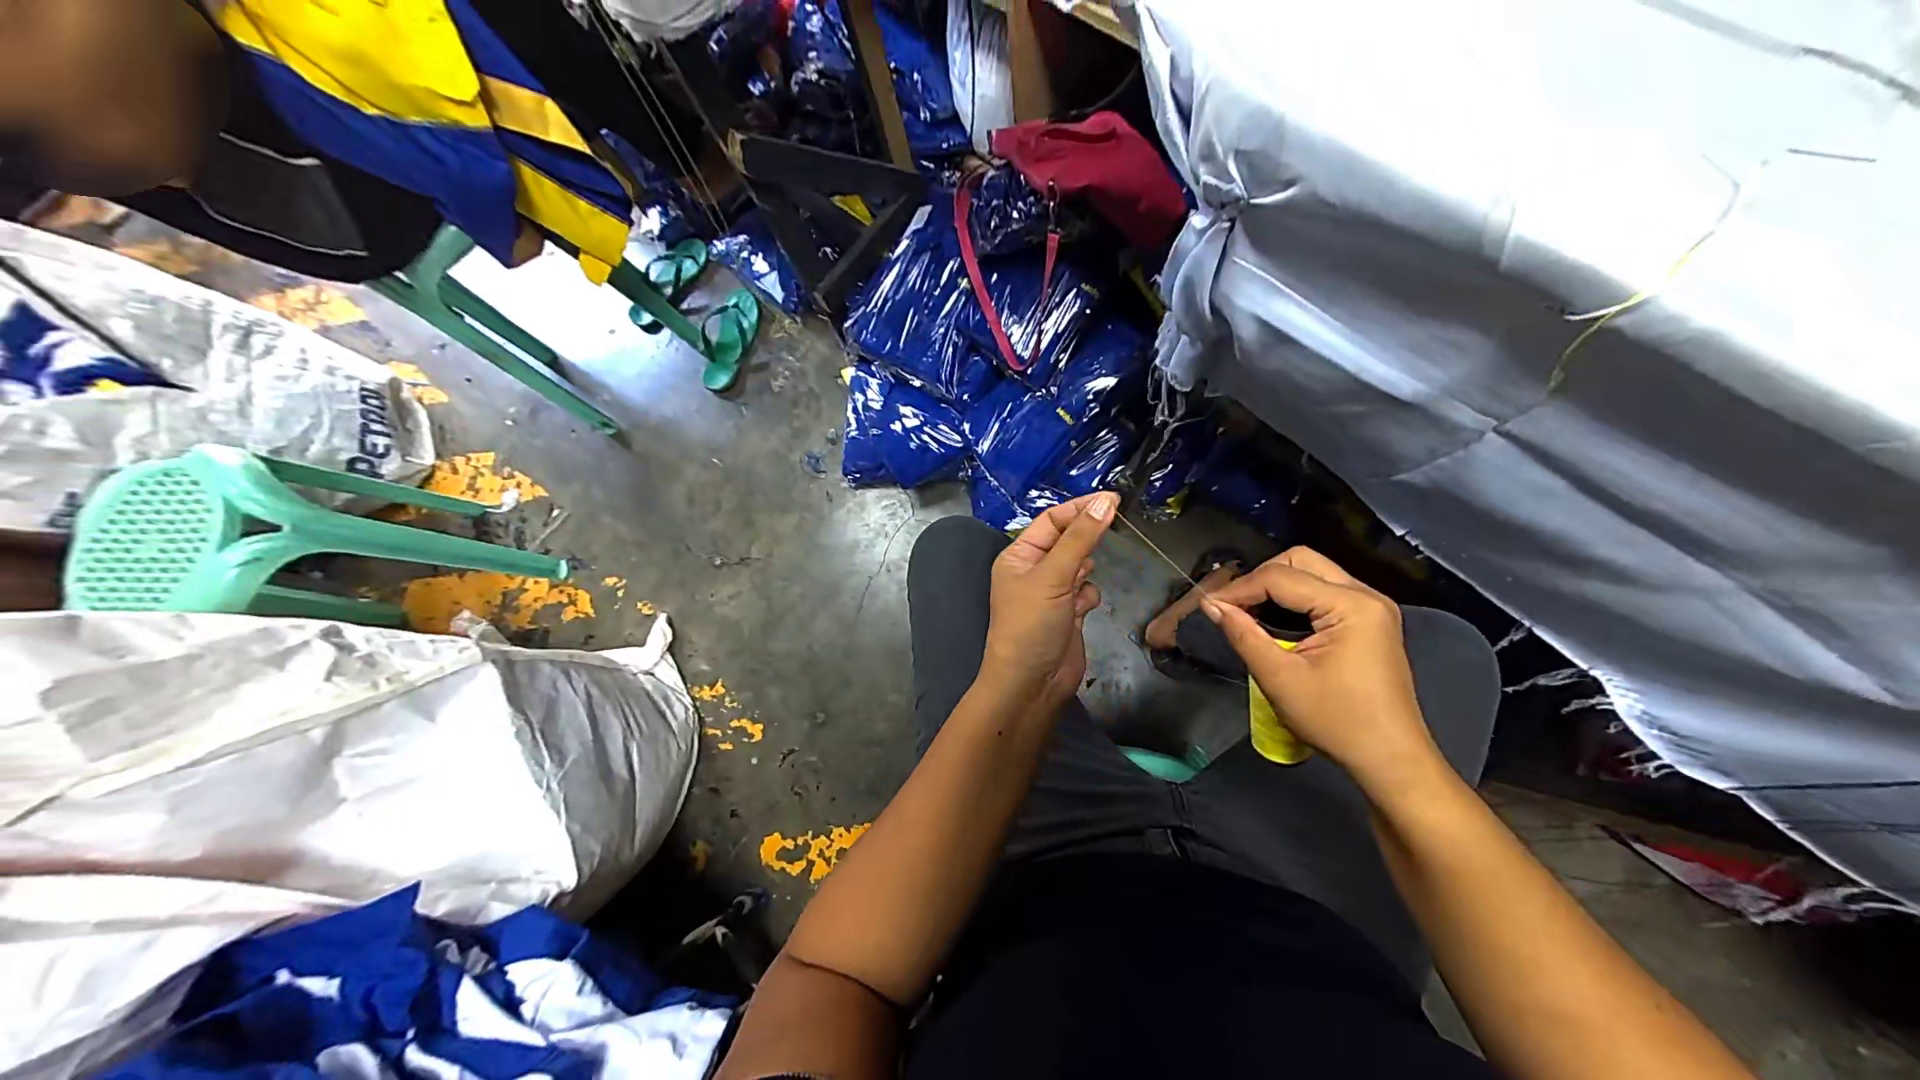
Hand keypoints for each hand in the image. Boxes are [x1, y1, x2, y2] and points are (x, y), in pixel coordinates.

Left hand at [981, 492, 1117, 705]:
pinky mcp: (1068, 612)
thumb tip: (1106, 502)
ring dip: (1086, 569)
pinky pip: (1086, 590)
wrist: (1033, 682)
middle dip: (1086, 539)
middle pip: (1068, 539)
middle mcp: (1033, 569)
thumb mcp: (1053, 576)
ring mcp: (1051, 592)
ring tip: (1080, 582)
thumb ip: (1081, 538)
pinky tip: (1083, 608)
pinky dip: (1089, 595)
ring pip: (1080, 564)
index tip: (1114, 499)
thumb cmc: (1032, 624)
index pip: (1052, 519)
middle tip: (1112, 532)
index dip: (1081, 507)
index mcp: (1019, 555)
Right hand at [1200, 547, 1444, 788]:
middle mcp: (1366, 595)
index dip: (1240, 588)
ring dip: (1277, 585)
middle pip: (1301, 560)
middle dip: (1260, 577)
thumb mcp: (1279, 678)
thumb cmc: (1336, 721)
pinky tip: (1275, 619)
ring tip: (1247, 611)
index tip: (1209, 605)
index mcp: (1351, 605)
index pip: (1281, 577)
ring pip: (1314, 572)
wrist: (1389, 759)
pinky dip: (1295, 598)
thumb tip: (1211, 605)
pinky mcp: (1371, 621)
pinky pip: (1325, 591)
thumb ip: (1243, 634)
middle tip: (1232, 605)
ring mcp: (1373, 607)